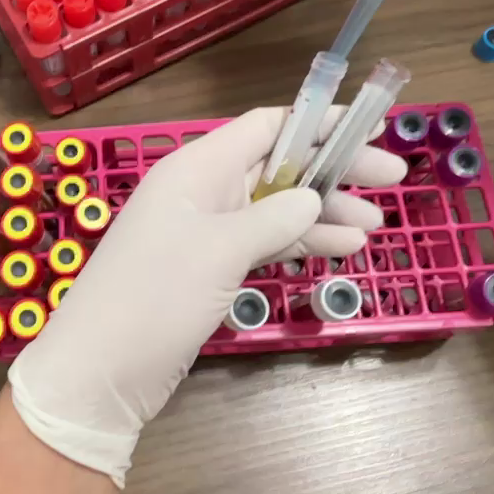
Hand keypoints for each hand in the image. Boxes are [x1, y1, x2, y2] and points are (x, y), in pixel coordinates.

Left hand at [6, 106, 407, 485]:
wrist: (101, 370)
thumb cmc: (156, 296)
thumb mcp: (219, 248)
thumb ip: (273, 217)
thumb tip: (312, 197)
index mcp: (197, 168)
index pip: (267, 126)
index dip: (320, 123)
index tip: (372, 129)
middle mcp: (201, 191)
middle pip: (277, 165)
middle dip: (332, 170)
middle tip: (392, 181)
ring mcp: (204, 231)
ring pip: (274, 207)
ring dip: (322, 212)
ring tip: (373, 226)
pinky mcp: (207, 269)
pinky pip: (261, 242)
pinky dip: (298, 242)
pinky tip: (339, 248)